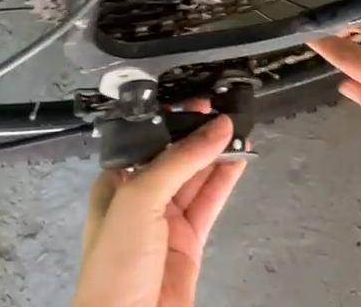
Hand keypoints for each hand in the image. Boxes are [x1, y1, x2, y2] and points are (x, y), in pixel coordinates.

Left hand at [72, 111, 245, 306]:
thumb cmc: (117, 263)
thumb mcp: (140, 200)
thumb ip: (180, 160)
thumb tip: (220, 125)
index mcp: (117, 184)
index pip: (148, 140)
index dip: (174, 117)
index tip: (202, 97)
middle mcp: (141, 198)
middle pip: (177, 155)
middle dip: (201, 132)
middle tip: (229, 105)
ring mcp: (166, 221)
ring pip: (198, 175)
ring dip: (219, 151)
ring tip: (242, 123)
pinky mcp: (190, 241)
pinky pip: (211, 200)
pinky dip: (227, 177)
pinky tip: (243, 156)